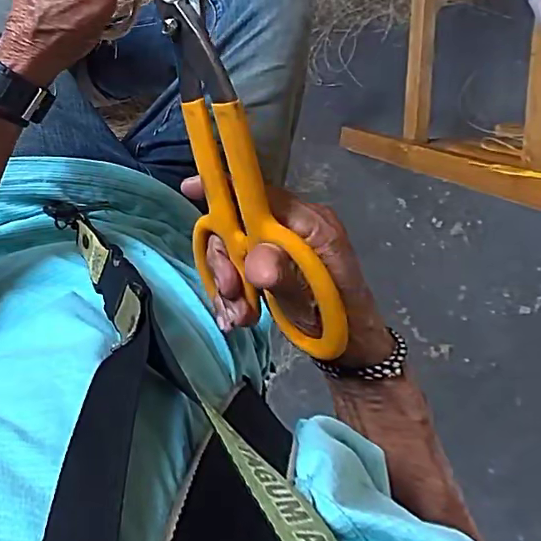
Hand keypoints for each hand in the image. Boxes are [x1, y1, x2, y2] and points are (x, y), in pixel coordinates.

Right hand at [178, 176, 394, 365]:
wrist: (351, 351)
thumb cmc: (340, 322)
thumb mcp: (311, 300)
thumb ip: (283, 276)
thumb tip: (253, 264)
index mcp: (308, 222)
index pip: (258, 192)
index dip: (224, 189)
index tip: (189, 189)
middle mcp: (289, 226)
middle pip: (235, 224)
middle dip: (224, 260)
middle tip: (229, 292)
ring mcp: (276, 245)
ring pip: (229, 250)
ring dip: (226, 284)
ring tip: (238, 316)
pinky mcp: (267, 263)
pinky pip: (234, 268)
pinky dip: (230, 292)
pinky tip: (236, 315)